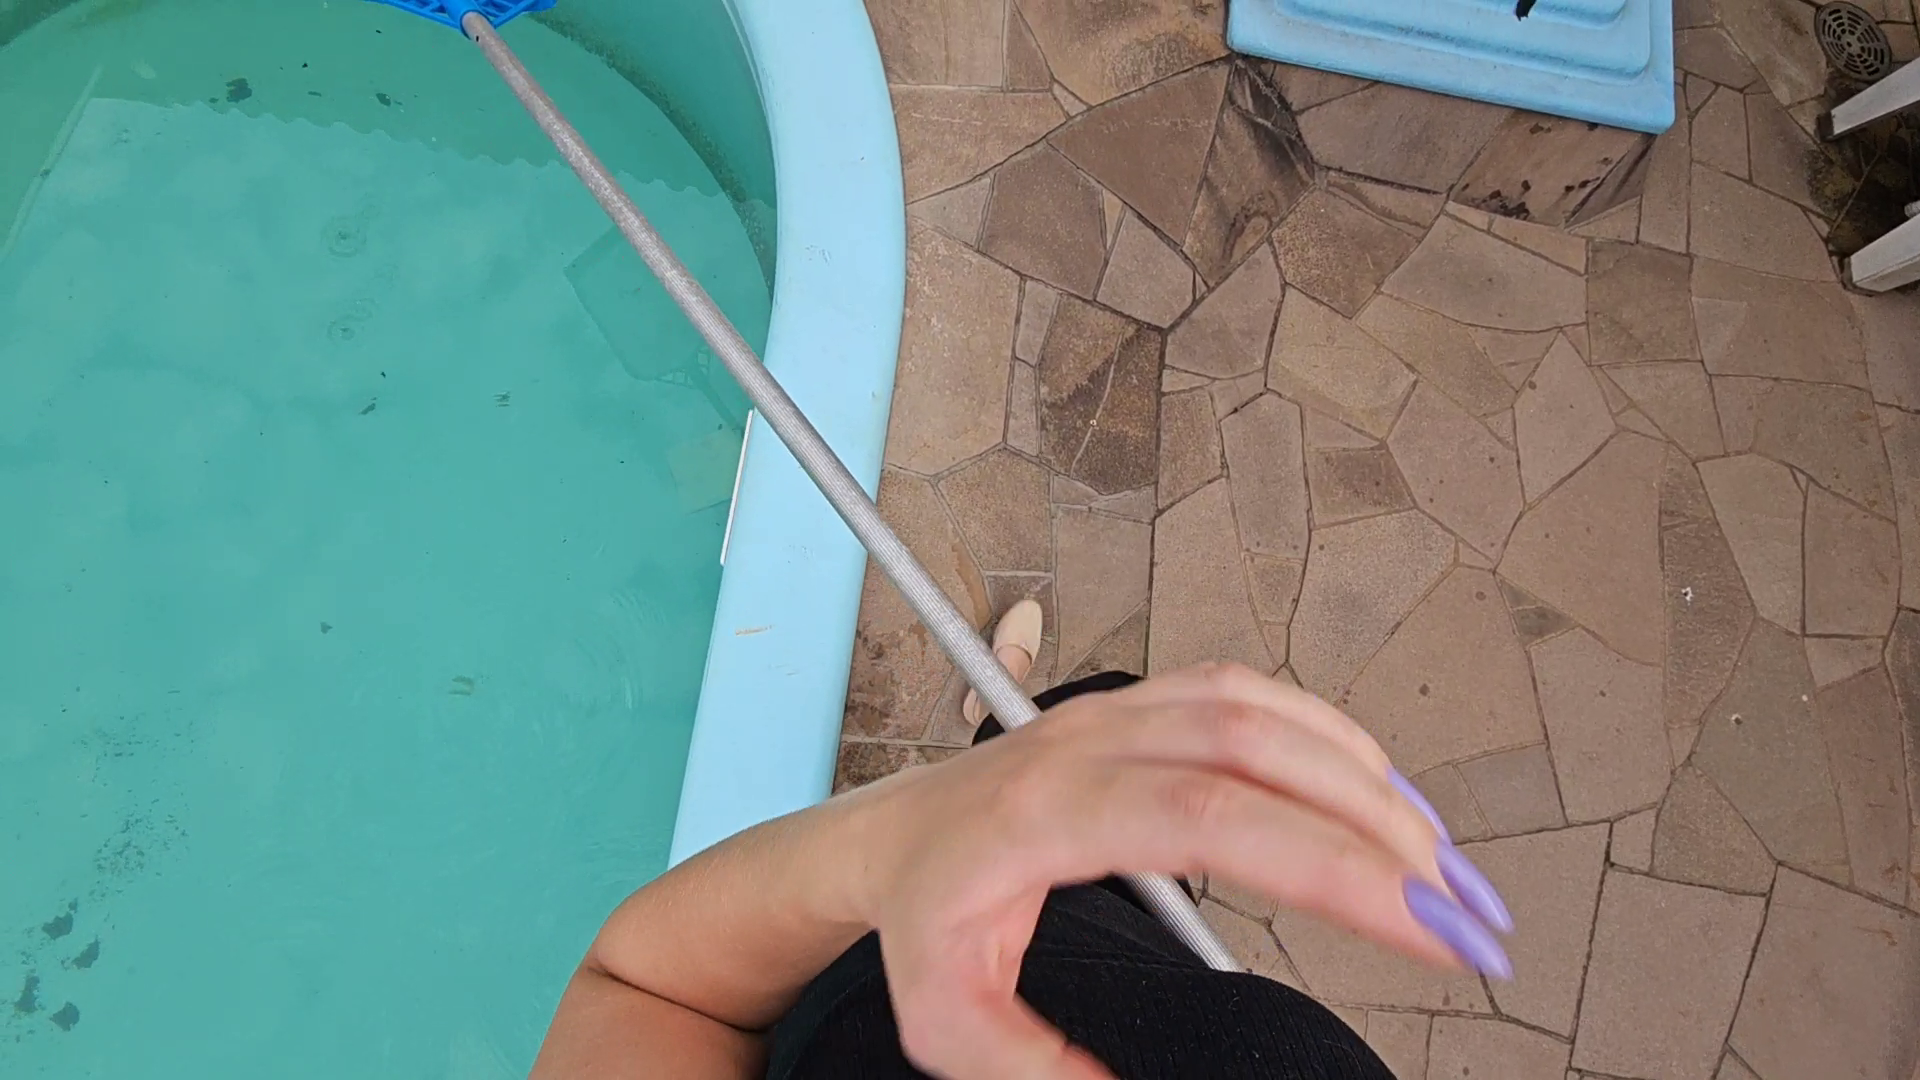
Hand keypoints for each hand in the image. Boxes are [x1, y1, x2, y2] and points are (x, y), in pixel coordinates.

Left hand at [841, 663, 1513, 1079]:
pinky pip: (1231, 689)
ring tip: (1437, 855)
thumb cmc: (920, 913)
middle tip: (1468, 919)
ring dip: (1357, 770)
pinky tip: (1358, 778)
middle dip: (1377, 828)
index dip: (1328, 865)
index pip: (1206, 815)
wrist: (892, 833)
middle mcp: (1086, 742)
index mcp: (1045, 812)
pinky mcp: (1123, 708)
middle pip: (1250, 748)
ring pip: (1251, 705)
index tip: (1432, 932)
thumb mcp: (954, 1021)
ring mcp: (1106, 712)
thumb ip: (1045, 1073)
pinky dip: (1310, 727)